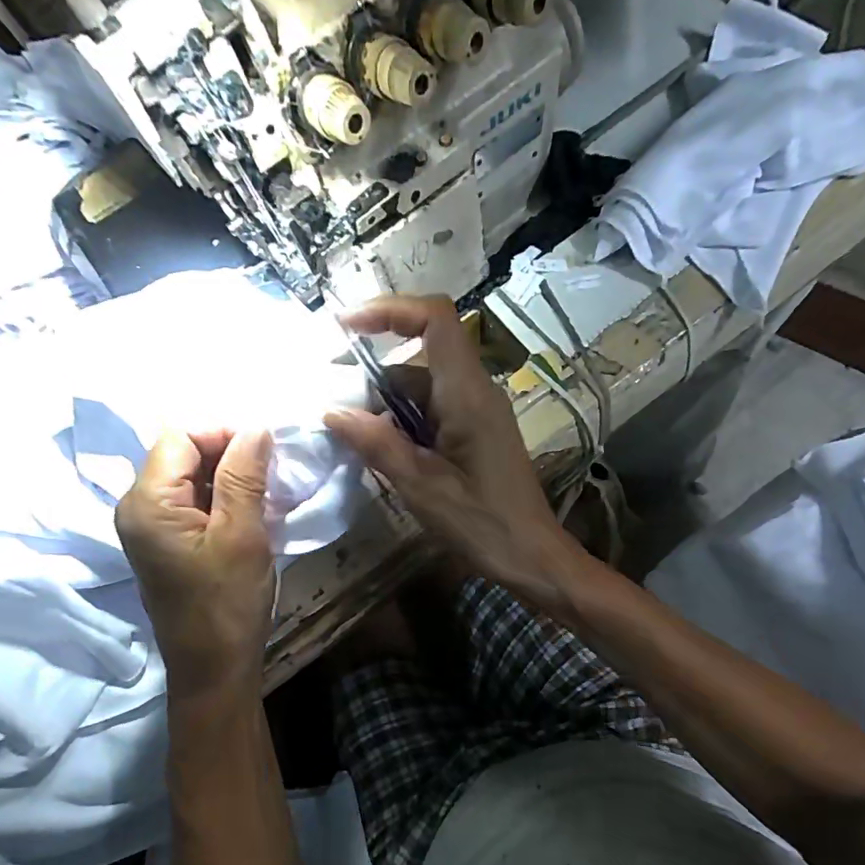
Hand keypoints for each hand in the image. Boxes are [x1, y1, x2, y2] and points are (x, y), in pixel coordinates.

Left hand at [115, 428, 275, 699]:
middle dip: (226, 452)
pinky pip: (191, 500)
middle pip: (180, 452)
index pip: (179, 436)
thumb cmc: (227, 604)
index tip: (264, 450)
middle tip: (269, 470)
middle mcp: (137, 507)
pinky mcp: (165, 540)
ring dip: (227, 474)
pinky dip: (220, 495)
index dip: (222, 432)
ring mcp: (149, 525)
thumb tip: (255, 427)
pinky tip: (249, 507)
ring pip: (189, 475)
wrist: (213, 669)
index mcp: (146, 502)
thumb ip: (244, 475)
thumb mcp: (242, 534)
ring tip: (264, 488)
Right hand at [323, 296, 585, 602]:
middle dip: (373, 373)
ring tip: (352, 438)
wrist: (532, 556)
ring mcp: (476, 410)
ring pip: (421, 386)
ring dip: (384, 404)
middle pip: (419, 356)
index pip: (435, 319)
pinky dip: (401, 421)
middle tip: (334, 404)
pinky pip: (431, 409)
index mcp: (467, 394)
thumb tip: (332, 411)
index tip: (345, 325)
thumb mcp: (422, 486)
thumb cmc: (483, 523)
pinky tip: (382, 452)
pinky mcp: (474, 430)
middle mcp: (474, 391)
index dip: (390, 309)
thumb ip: (377, 444)